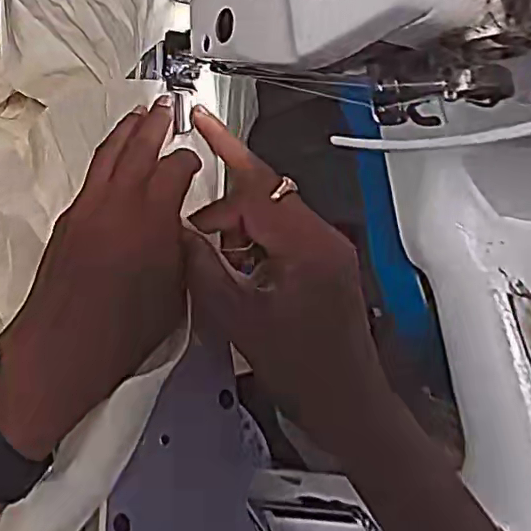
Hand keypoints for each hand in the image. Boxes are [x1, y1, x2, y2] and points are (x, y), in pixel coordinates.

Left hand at [0, 98, 201, 458]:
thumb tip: (180, 230)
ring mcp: (91, 205)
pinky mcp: (71, 216)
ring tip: (137, 115)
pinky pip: (93, 172)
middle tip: (164, 107)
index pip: (175, 168)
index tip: (194, 160)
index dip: (189, 160)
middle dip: (155, 123)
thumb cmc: (119, 333)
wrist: (61, 346)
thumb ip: (180, 251)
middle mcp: (120, 202)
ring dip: (126, 129)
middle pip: (140, 145)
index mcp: (152, 218)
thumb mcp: (172, 293)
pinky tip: (113, 156)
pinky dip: (106, 155)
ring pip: (111, 152)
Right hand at [180, 106, 391, 451]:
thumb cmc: (306, 372)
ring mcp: (326, 248)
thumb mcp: (239, 317)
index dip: (224, 150)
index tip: (204, 122)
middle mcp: (323, 238)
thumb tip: (183, 232)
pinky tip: (242, 276)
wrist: (348, 407)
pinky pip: (280, 234)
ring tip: (223, 268)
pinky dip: (253, 246)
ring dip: (238, 232)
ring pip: (269, 215)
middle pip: (261, 198)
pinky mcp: (323, 261)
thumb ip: (204, 266)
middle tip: (196, 238)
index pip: (257, 184)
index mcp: (307, 244)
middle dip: (224, 215)